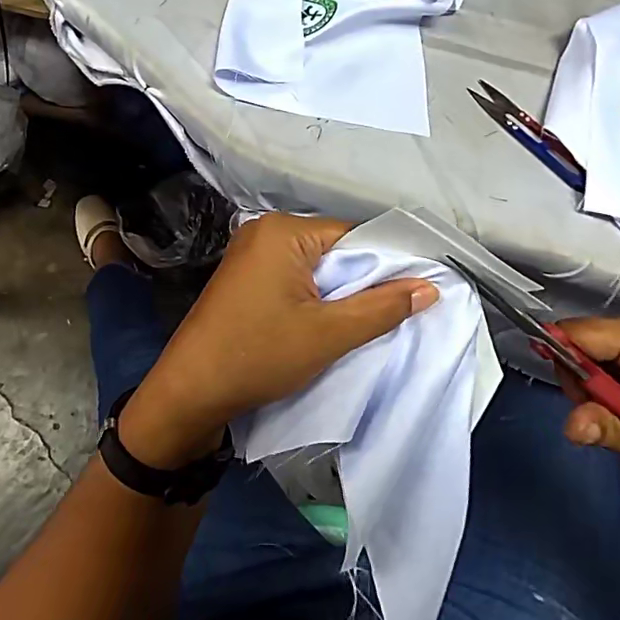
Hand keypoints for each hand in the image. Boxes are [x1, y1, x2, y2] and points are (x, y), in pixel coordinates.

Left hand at [117, 213, 438, 469]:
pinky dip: (314, 296)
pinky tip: (328, 322)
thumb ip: (381, 308)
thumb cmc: (258, 355)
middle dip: (362, 280)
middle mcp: (264, 230)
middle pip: (333, 248)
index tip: (416, 292)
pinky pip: (293, 276)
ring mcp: (250, 253)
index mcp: (282, 230)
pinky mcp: (245, 276)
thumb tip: (429, 287)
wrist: (190, 390)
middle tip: (395, 312)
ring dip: (338, 292)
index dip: (387, 263)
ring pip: (315, 266)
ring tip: (365, 321)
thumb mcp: (328, 334)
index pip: (352, 234)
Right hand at [553, 306, 619, 513]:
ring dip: (594, 378)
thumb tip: (568, 426)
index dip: (561, 360)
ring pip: (595, 344)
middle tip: (598, 414)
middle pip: (585, 337)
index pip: (579, 332)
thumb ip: (609, 427)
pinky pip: (613, 349)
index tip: (569, 397)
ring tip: (617, 413)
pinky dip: (608, 375)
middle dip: (580, 374)